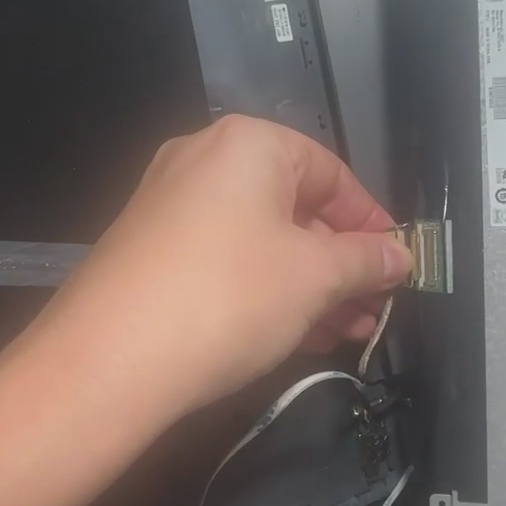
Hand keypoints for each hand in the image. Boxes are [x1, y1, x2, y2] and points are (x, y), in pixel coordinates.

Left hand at [29, 115, 410, 418]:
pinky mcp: (151, 249)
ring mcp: (171, 203)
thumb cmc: (228, 297)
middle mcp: (205, 160)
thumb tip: (398, 255)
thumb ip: (366, 260)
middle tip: (374, 307)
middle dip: (341, 263)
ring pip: (262, 239)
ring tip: (345, 331)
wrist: (107, 361)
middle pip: (295, 207)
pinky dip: (265, 288)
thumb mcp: (314, 277)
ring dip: (308, 283)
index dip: (371, 221)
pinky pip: (226, 258)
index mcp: (248, 144)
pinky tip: (296, 334)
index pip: (332, 172)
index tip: (397, 263)